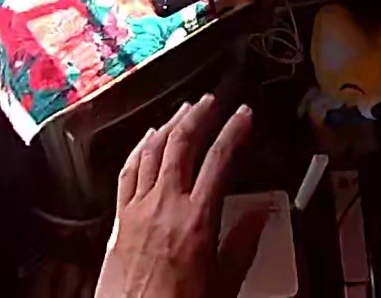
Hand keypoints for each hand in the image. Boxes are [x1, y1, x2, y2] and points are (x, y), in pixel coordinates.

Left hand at [95, 94, 256, 297]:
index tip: (244, 115)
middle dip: (198, 114)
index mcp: (196, 220)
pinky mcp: (119, 218)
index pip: (219, 159)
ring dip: (170, 123)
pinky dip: (139, 147)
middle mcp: (165, 204)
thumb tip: (262, 214)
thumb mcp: (223, 287)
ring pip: (153, 148)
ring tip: (183, 109)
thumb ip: (243, 245)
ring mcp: (139, 207)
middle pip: (182, 142)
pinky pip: (128, 170)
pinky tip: (147, 137)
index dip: (234, 131)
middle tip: (211, 101)